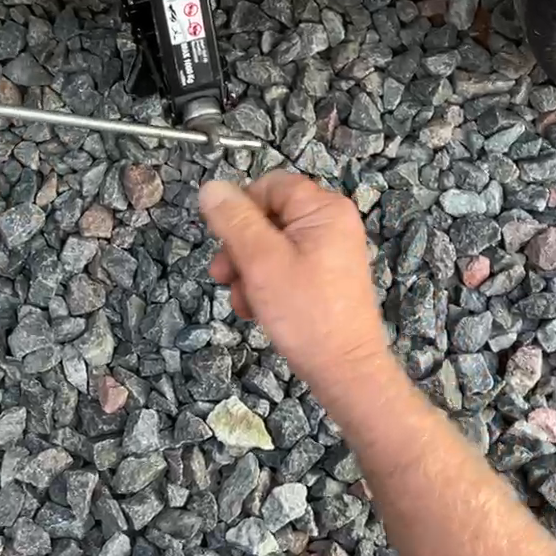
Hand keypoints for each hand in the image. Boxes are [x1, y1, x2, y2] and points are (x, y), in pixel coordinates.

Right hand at [200, 173, 395, 398]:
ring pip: (269, 246)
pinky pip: (283, 267)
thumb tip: (211, 187)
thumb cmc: (307, 314)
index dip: (241, 208)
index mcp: (324, 209)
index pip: (270, 185)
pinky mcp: (322, 277)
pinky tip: (257, 310)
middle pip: (266, 216)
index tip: (223, 238)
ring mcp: (328, 252)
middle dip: (240, 248)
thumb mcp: (261, 261)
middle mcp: (330, 224)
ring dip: (247, 271)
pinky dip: (264, 285)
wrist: (344, 370)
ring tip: (244, 301)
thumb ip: (234, 220)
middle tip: (224, 276)